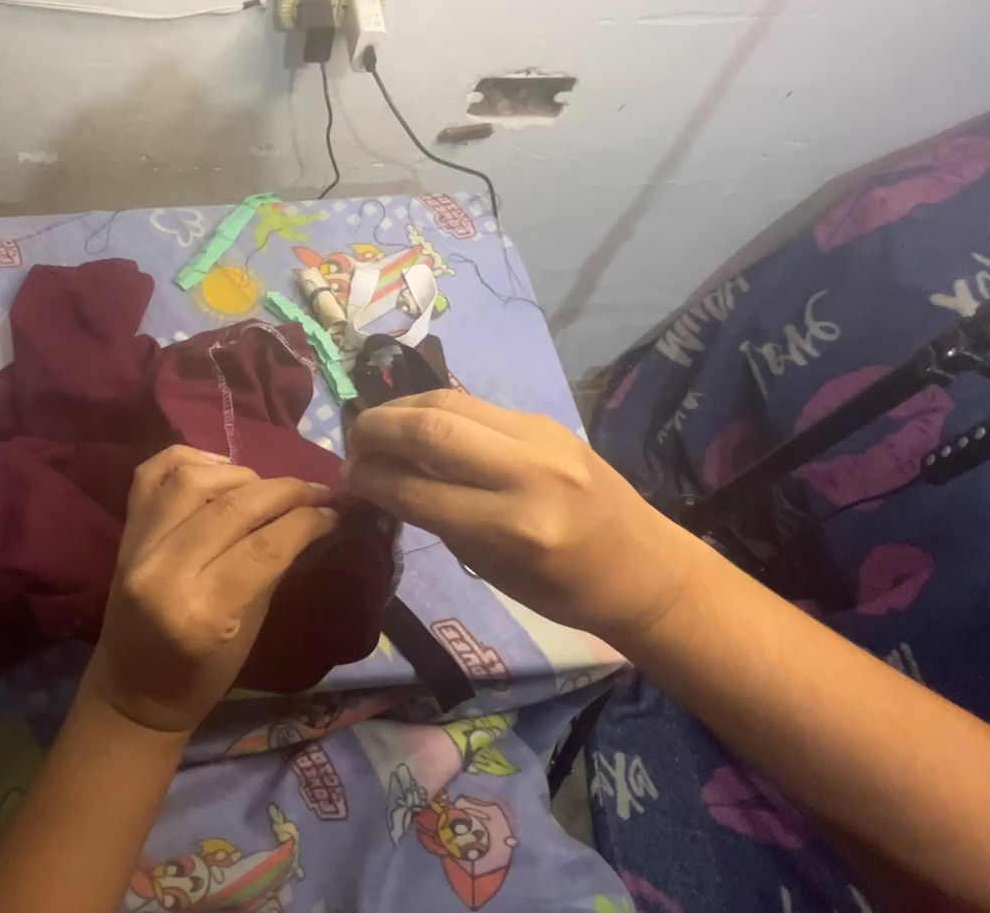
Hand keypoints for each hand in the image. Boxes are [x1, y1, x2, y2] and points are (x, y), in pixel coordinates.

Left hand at [84, 445, 339, 733]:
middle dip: (285, 491)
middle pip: (233, 507)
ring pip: (193, 480)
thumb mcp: (249, 632)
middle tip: (316, 491)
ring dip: (240, 473)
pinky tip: (218, 467)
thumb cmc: (199, 677)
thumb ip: (273, 569)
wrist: (132, 690)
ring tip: (266, 487)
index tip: (335, 511)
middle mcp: (164, 571)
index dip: (308, 520)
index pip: (265, 546)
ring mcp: (136, 547)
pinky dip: (188, 459)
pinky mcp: (123, 532)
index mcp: (202, 612)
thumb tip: (310, 519)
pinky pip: (151, 473)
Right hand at [343, 390, 689, 642]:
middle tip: (352, 443)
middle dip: (375, 429)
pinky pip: (473, 404)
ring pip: (448, 402)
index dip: (369, 479)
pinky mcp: (544, 420)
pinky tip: (414, 423)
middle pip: (430, 429)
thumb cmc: (561, 588)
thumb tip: (379, 478)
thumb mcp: (487, 565)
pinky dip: (431, 409)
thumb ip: (434, 515)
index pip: (416, 490)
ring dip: (399, 410)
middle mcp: (527, 474)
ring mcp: (540, 438)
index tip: (346, 477)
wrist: (643, 566)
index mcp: (513, 529)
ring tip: (376, 428)